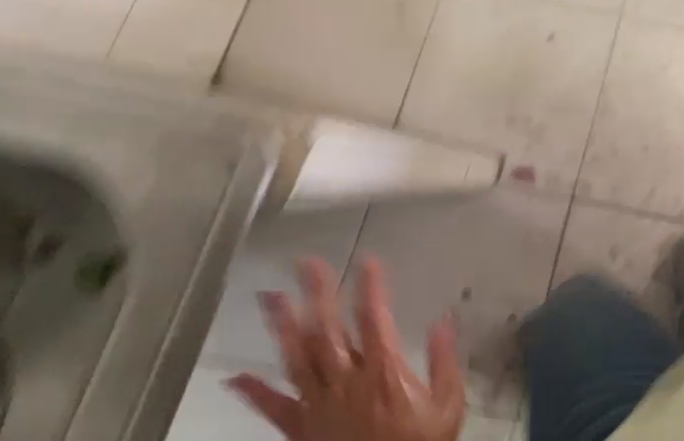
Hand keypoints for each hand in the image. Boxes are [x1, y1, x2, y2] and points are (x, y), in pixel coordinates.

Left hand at [227, 257, 465, 440]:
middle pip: (328, 331)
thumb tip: (443, 320)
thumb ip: (444, 363)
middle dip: (318, 294)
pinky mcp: (300, 431)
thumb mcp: (448, 407)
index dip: (371, 288)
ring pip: (297, 360)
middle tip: (307, 264)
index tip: (368, 260)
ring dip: (283, 327)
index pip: (374, 319)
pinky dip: (254, 393)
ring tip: (270, 297)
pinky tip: (235, 377)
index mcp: (384, 372)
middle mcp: (346, 382)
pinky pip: (274, 409)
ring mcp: (319, 406)